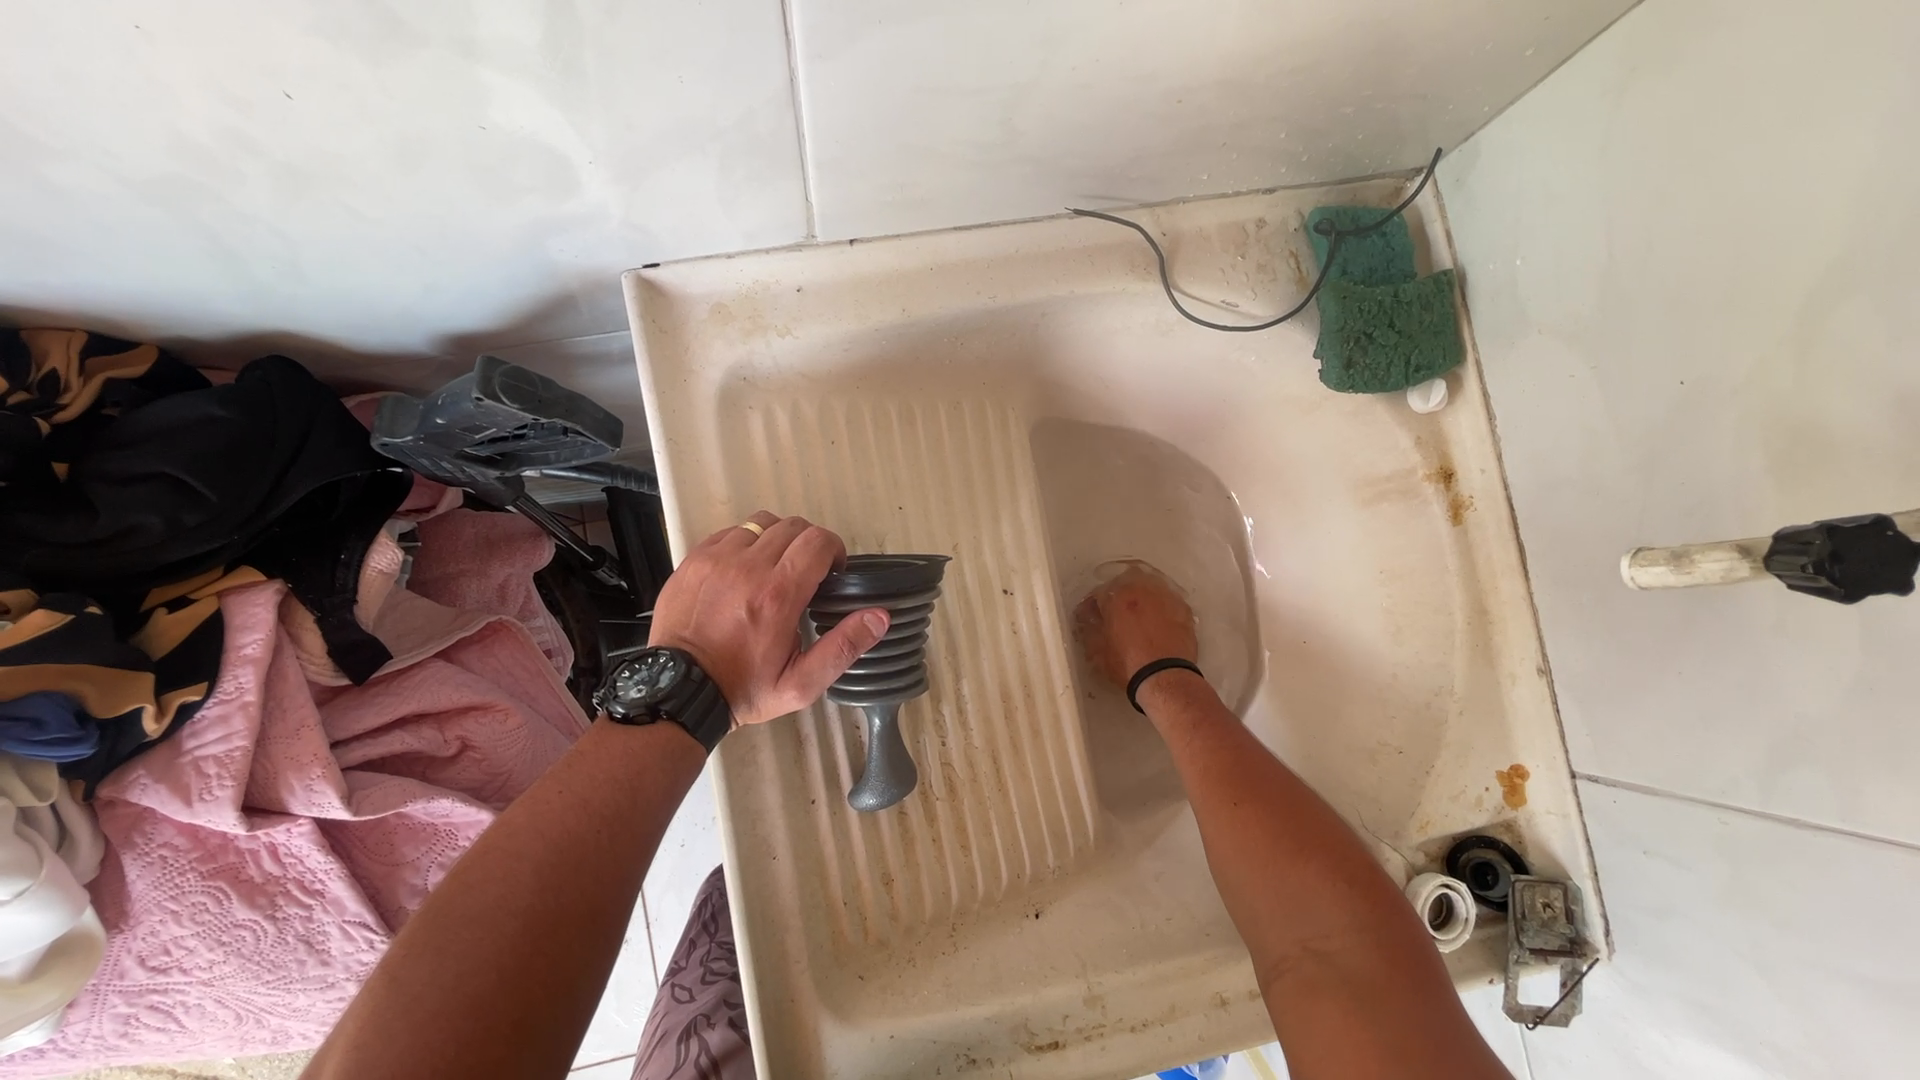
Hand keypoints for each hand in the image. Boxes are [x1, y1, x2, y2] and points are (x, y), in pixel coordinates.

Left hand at [648, 511, 889, 726]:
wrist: (678, 692)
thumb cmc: (744, 689)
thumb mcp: (801, 684)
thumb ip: (843, 647)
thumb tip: (879, 616)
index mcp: (777, 595)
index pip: (818, 541)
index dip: (834, 551)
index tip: (832, 573)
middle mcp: (746, 567)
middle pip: (793, 526)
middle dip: (809, 545)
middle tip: (807, 574)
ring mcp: (715, 559)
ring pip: (761, 523)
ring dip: (777, 540)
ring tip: (775, 569)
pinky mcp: (693, 560)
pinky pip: (730, 533)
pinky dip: (745, 544)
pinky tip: (744, 572)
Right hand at [1073, 561, 1198, 687]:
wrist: (1165, 677)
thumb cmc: (1127, 663)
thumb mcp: (1096, 649)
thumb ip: (1089, 627)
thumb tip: (1088, 617)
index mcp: (1117, 596)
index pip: (1098, 592)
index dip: (1091, 605)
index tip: (1089, 615)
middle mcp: (1142, 589)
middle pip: (1126, 580)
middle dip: (1118, 592)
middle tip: (1114, 609)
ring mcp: (1166, 597)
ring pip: (1150, 586)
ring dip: (1141, 596)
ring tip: (1137, 613)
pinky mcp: (1184, 609)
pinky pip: (1168, 600)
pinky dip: (1160, 606)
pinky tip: (1157, 620)